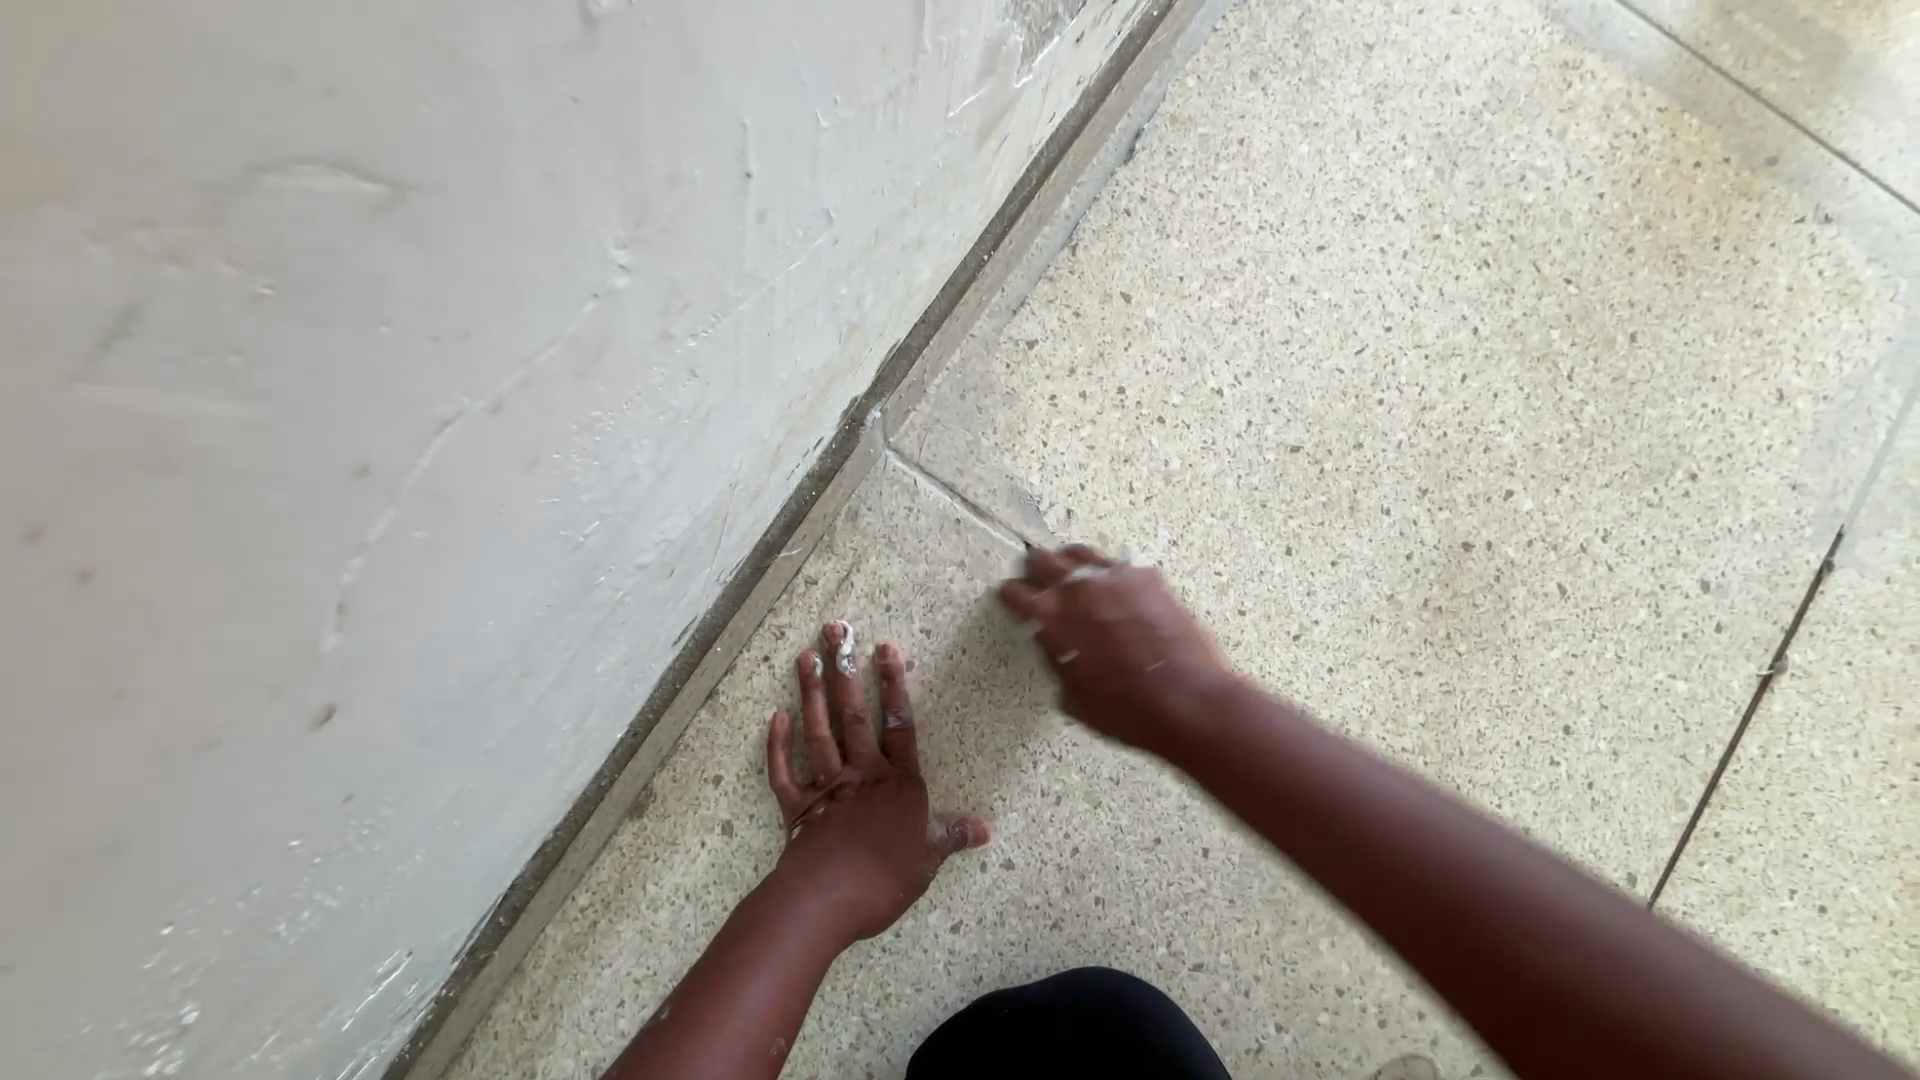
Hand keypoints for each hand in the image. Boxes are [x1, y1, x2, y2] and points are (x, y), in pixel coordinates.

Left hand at [762, 622, 988, 946]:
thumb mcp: (928, 859)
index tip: (885, 647)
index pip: (899, 723)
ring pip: (818, 731)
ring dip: (810, 693)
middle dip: (845, 671)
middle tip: (835, 631)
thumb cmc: (884, 878)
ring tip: (805, 656)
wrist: (827, 900)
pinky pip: (784, 771)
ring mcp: (826, 787)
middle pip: (853, 715)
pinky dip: (777, 745)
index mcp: (896, 783)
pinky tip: (775, 716)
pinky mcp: (796, 806)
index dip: (893, 684)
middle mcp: (861, 774)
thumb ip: (952, 836)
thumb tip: (986, 827)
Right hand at [996, 544, 1240, 757]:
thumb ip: (1057, 660)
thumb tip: (1057, 646)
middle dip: (1035, 568)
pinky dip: (1109, 572)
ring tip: (1072, 571)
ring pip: (1079, 552)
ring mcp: (1114, 576)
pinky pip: (1118, 564)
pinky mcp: (1147, 576)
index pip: (1014, 592)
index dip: (1010, 596)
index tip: (1011, 597)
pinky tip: (1114, 586)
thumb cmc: (1127, 711)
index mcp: (1050, 618)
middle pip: (1041, 559)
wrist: (1187, 701)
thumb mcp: (1074, 696)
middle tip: (1036, 576)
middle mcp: (1077, 588)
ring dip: (1069, 562)